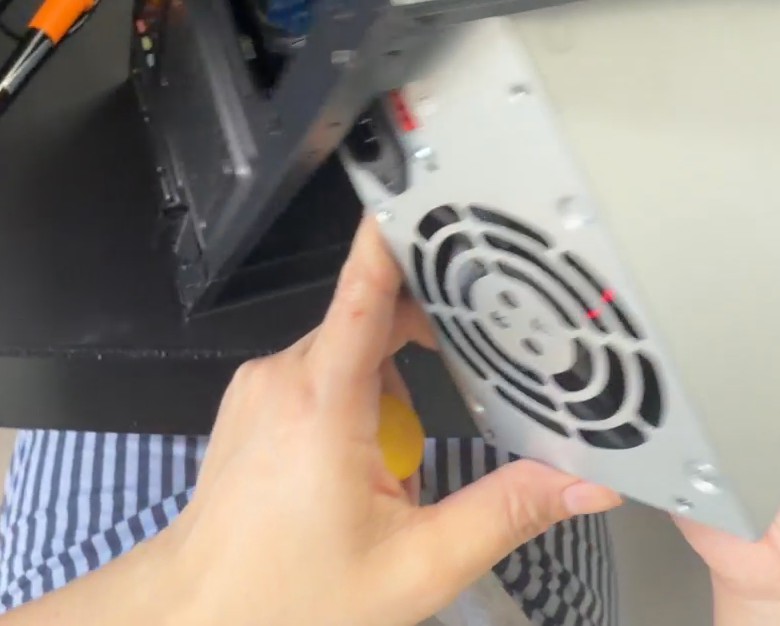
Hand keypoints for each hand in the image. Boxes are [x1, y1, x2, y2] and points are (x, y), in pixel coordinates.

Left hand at [0, 217, 622, 625]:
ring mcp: (261, 382)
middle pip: (365, 320)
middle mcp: (285, 375)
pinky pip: (312, 368)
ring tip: (379, 467)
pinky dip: (344, 394)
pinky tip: (346, 458)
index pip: (362, 295)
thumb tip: (573, 484)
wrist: (206, 607)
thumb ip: (503, 512)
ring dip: (378, 387)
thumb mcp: (417, 564)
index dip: (386, 239)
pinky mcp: (251, 395)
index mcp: (325, 402)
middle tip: (435, 411)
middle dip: (413, 350)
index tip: (405, 194)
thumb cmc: (293, 592)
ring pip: (341, 348)